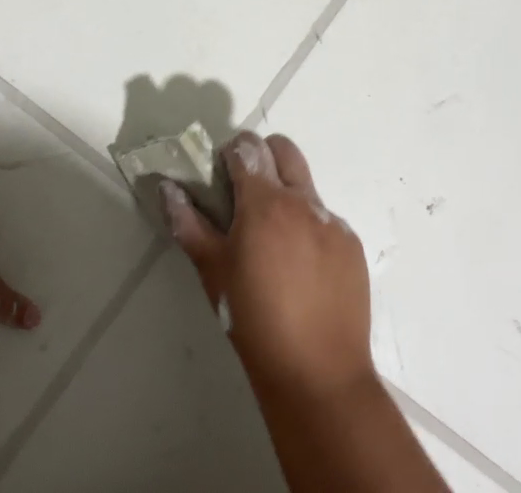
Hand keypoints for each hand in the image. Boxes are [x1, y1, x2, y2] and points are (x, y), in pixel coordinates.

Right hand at [162, 131, 373, 399]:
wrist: (317, 372)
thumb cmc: (252, 317)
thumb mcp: (211, 269)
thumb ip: (187, 222)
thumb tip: (168, 188)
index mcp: (265, 203)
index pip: (248, 148)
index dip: (229, 153)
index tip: (219, 176)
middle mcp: (304, 203)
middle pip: (284, 150)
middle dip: (262, 157)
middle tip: (244, 192)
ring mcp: (334, 225)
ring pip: (306, 186)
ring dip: (285, 193)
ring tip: (270, 239)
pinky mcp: (352, 249)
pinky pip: (325, 220)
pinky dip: (306, 226)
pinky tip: (297, 267)